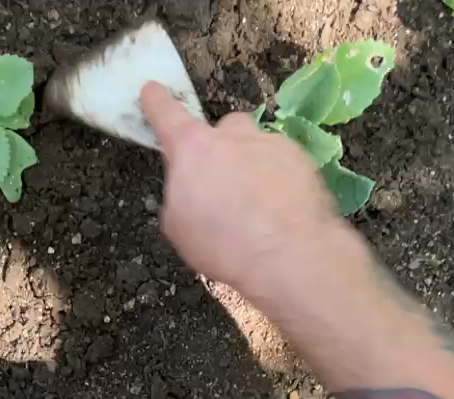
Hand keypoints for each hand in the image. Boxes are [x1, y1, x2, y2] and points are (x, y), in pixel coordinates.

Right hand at [140, 82, 355, 298]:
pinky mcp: (301, 158)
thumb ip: (179, 195)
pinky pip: (281, 164)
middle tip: (219, 188)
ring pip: (254, 148)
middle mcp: (233, 135)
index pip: (168, 116)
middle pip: (222, 131)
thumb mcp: (178, 227)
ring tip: (252, 208)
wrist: (286, 253)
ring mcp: (270, 142)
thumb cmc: (222, 243)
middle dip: (219, 152)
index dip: (157, 103)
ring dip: (250, 168)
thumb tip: (190, 189)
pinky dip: (276, 182)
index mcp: (193, 150)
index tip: (152, 90)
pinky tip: (276, 213)